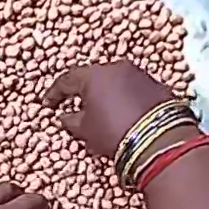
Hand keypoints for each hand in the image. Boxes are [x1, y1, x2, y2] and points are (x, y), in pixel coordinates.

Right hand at [41, 62, 176, 159]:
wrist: (160, 140)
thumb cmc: (114, 132)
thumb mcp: (85, 130)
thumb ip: (71, 120)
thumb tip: (65, 116)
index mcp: (94, 76)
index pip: (67, 79)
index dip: (55, 93)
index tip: (48, 104)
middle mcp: (117, 68)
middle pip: (94, 78)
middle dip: (83, 92)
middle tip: (75, 107)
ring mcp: (140, 75)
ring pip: (115, 82)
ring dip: (105, 96)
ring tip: (100, 113)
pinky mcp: (157, 86)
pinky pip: (132, 90)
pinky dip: (123, 100)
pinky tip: (121, 115)